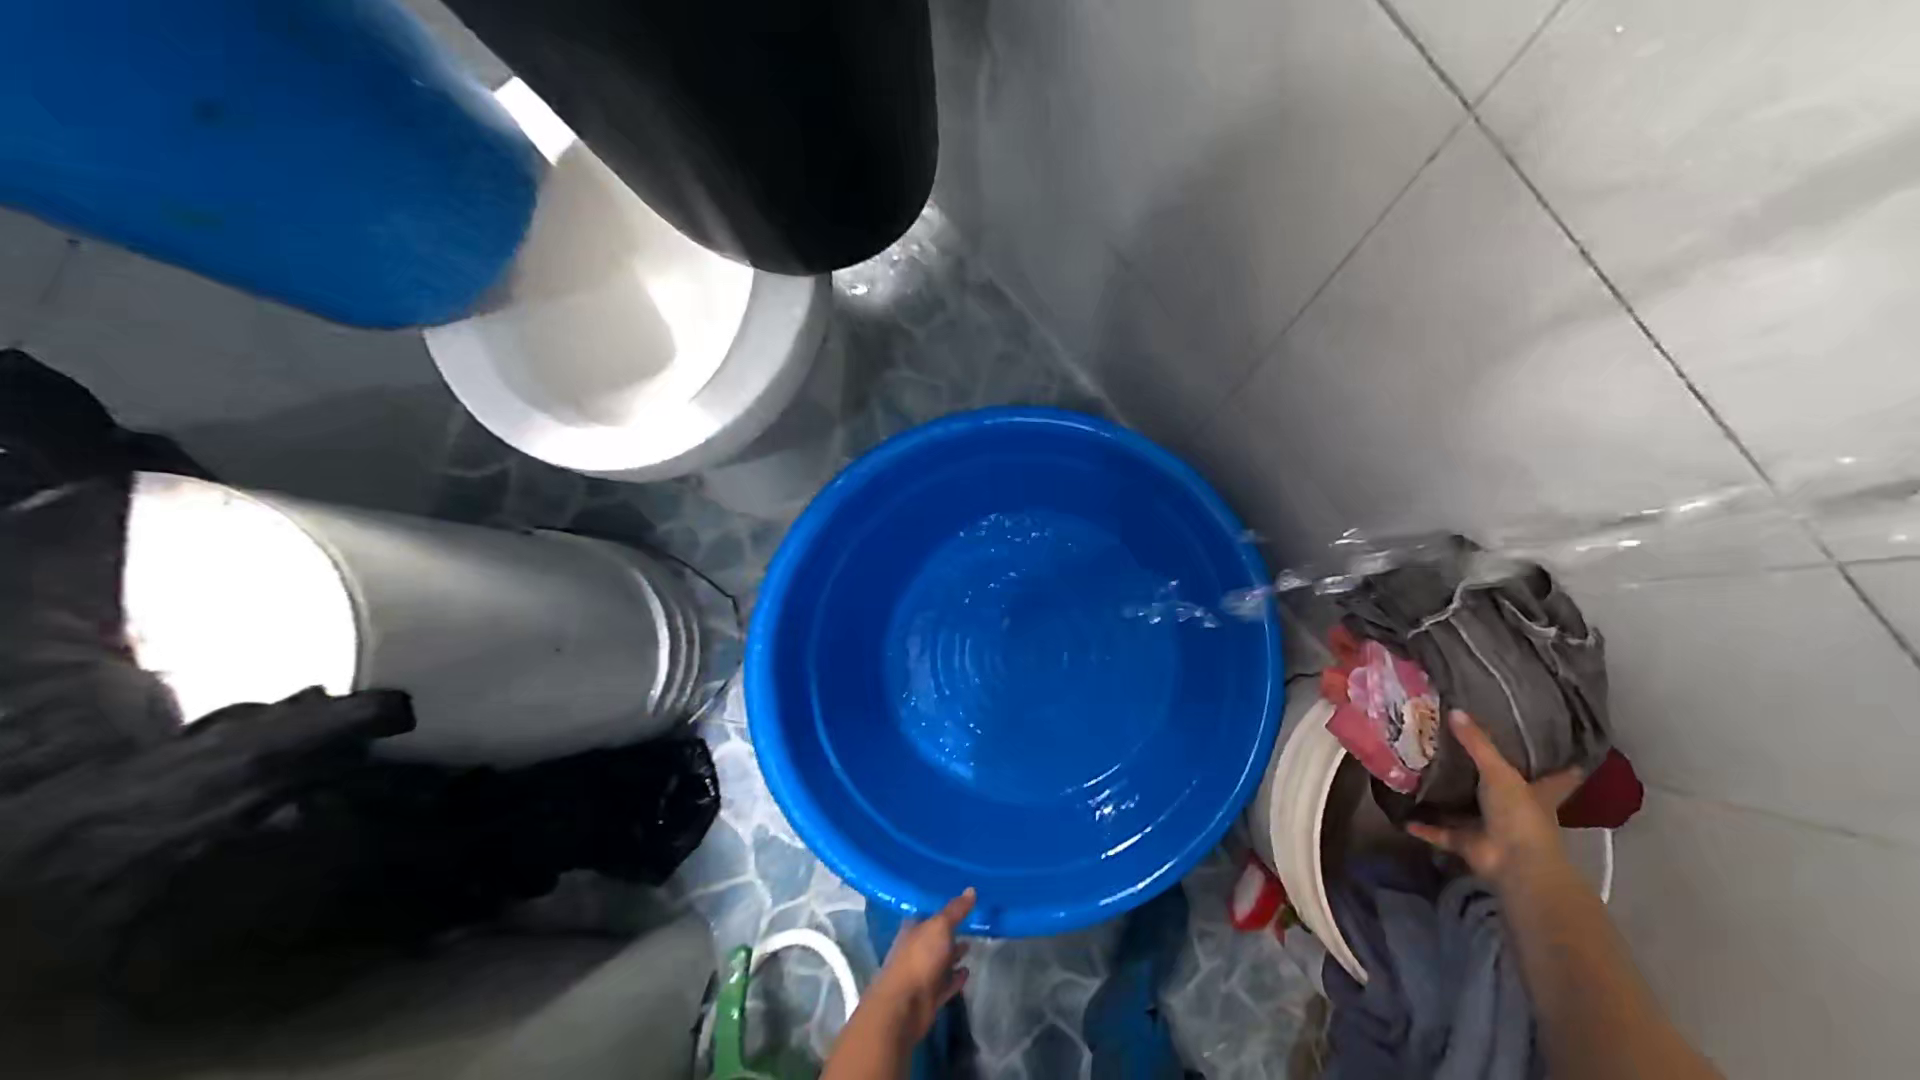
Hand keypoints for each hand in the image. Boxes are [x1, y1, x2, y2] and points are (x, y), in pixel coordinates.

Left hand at [868, 889, 974, 1040]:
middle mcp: (915, 949)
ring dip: (954, 954)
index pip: (928, 914)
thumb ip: (955, 910)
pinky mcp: (928, 996)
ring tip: (971, 945)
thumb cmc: (920, 958)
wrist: (904, 1006)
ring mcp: (921, 974)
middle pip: (934, 938)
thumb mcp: (940, 927)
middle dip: (949, 932)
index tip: (959, 902)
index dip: (942, 908)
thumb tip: (971, 889)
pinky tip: (967, 972)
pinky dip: (955, 978)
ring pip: (940, 961)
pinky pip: (945, 983)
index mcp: (912, 929)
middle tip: (969, 924)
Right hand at [1407, 711, 1583, 886]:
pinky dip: (1424, 827)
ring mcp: (1491, 828)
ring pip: (1466, 810)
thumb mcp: (1499, 772)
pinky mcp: (1468, 843)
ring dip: (1447, 801)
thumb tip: (1454, 710)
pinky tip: (1405, 816)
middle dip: (1486, 778)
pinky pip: (1441, 832)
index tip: (1567, 755)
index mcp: (1537, 794)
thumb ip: (1477, 744)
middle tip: (1459, 752)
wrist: (1514, 863)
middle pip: (1504, 791)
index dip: (1563, 767)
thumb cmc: (1519, 815)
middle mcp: (1516, 811)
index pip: (1557, 778)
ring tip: (1422, 777)